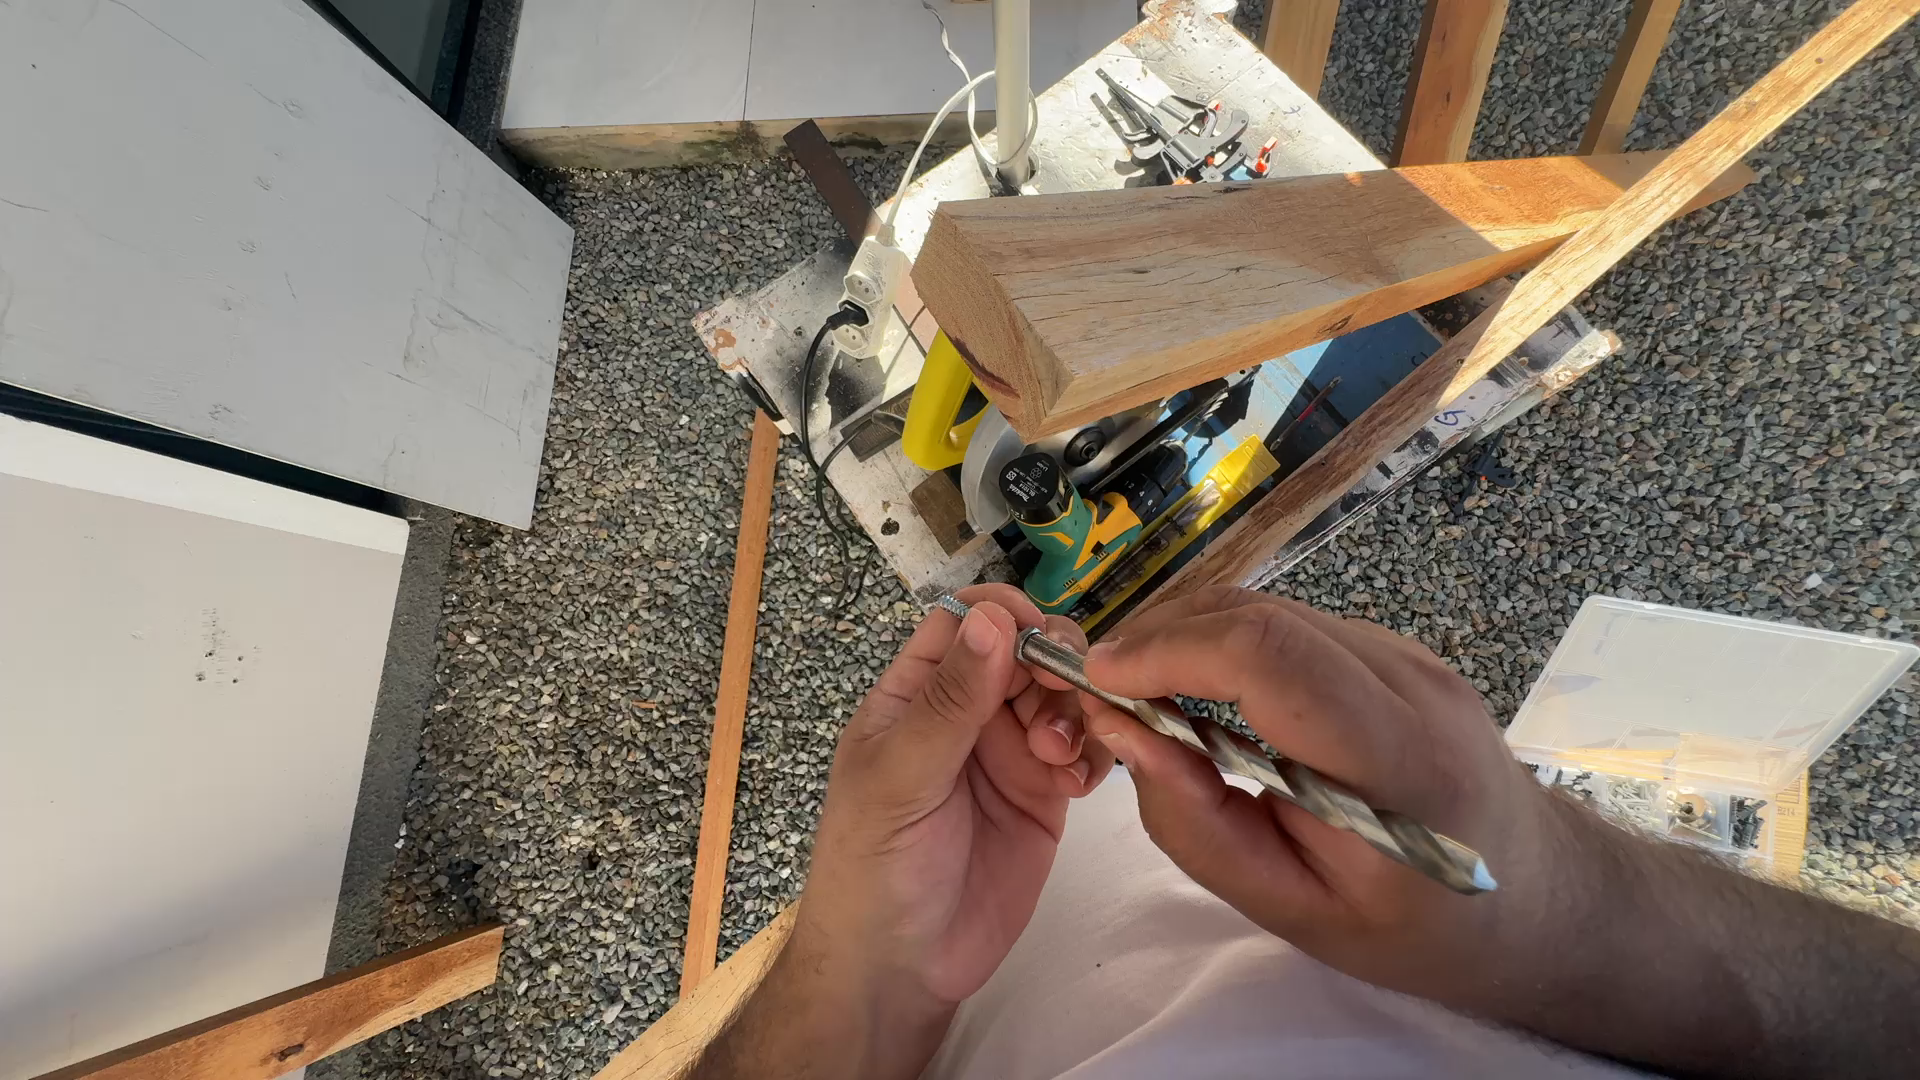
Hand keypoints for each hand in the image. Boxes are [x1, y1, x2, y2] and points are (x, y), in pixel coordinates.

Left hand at [774, 584, 1113, 1074]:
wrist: (904, 969)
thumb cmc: (877, 864)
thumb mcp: (903, 777)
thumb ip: (951, 701)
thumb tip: (991, 616)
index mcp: (917, 693)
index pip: (962, 622)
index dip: (1002, 615)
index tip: (1035, 635)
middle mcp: (966, 711)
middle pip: (1023, 650)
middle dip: (1051, 663)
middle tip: (1058, 700)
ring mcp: (1008, 750)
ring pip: (1059, 694)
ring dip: (1074, 711)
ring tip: (1058, 761)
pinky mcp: (1044, 791)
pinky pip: (1082, 748)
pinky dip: (1093, 752)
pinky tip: (1077, 786)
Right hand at [1080, 585, 1558, 1007]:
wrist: (1545, 898)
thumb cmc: (1417, 926)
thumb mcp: (1291, 909)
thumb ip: (1194, 822)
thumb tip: (1122, 728)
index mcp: (1398, 759)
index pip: (1267, 655)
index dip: (1167, 651)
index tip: (1101, 682)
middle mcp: (1407, 679)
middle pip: (1253, 612)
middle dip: (1156, 634)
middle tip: (1104, 685)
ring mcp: (1402, 649)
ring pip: (1258, 603)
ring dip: (1179, 631)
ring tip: (1137, 683)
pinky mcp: (1386, 643)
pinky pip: (1278, 619)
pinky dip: (1214, 637)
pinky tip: (1195, 680)